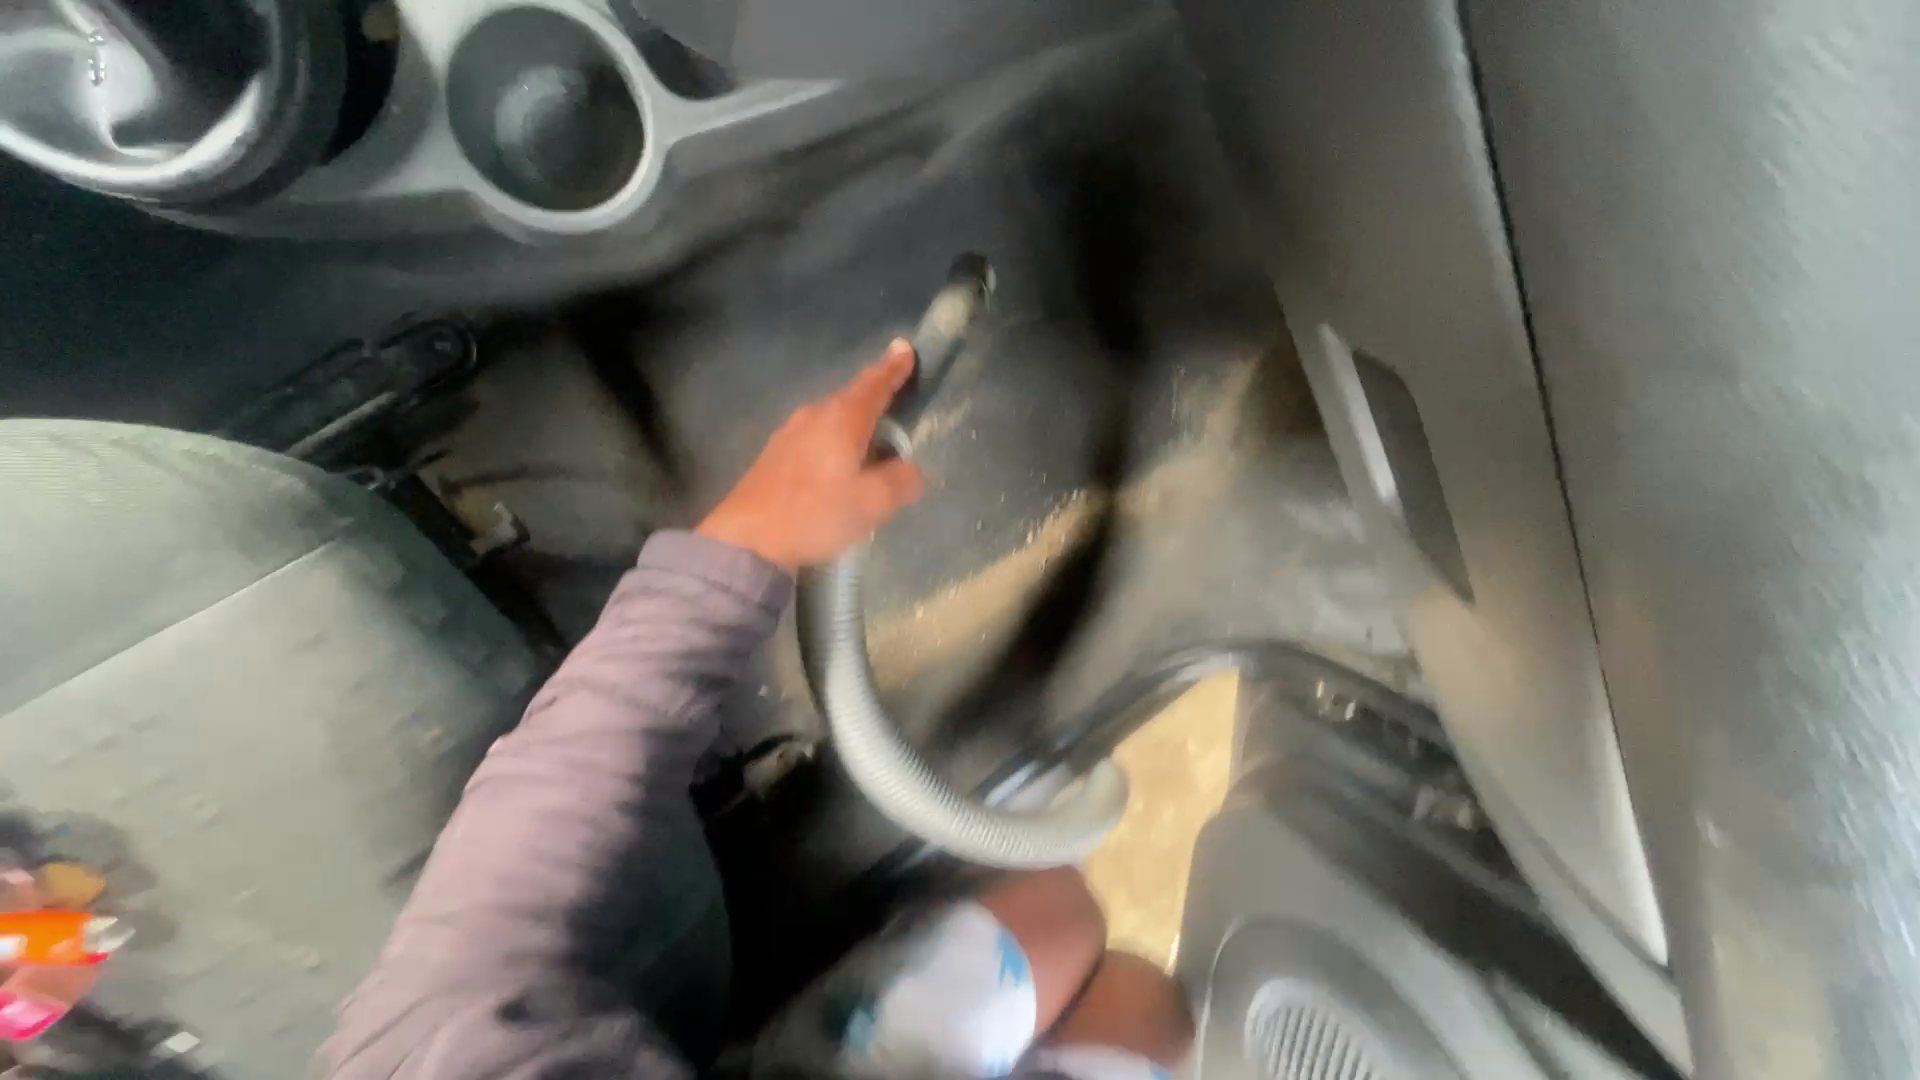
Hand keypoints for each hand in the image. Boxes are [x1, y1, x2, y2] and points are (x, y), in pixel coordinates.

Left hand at [696, 340, 925, 571]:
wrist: (746, 540)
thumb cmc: (815, 514)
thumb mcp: (872, 504)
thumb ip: (901, 482)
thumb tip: (913, 470)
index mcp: (842, 419)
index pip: (874, 384)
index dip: (893, 368)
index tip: (905, 348)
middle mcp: (813, 416)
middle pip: (850, 398)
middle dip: (873, 394)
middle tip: (894, 395)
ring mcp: (788, 435)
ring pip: (829, 418)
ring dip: (852, 421)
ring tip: (869, 435)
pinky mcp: (773, 456)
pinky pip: (813, 436)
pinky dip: (832, 439)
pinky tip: (835, 461)